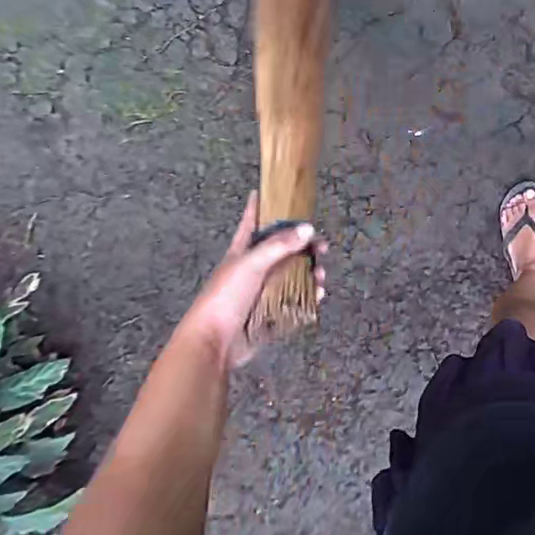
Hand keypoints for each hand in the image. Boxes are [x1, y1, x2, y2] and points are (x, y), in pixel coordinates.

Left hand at [175, 192, 326, 365]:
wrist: (213, 344)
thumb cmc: (225, 298)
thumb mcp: (251, 264)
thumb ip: (279, 245)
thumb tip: (309, 229)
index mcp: (242, 251)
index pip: (252, 221)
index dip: (260, 205)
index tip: (270, 190)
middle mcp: (253, 267)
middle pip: (284, 248)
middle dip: (305, 245)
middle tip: (322, 247)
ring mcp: (262, 290)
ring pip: (293, 273)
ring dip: (311, 272)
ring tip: (321, 276)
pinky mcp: (271, 311)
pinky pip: (296, 298)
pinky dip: (309, 294)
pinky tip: (318, 294)